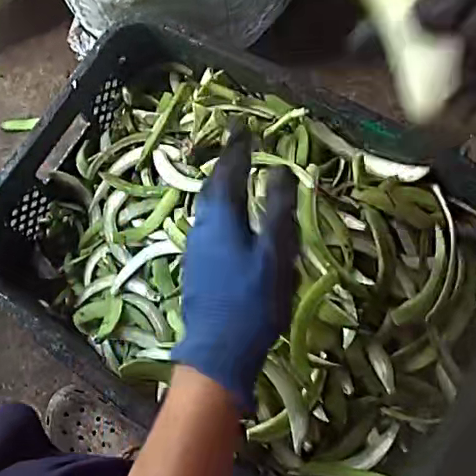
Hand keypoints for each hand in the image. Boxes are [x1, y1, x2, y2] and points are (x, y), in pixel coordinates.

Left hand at [169, 131, 297, 414]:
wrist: (217, 348)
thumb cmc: (252, 301)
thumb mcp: (275, 254)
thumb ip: (278, 211)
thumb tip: (280, 171)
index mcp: (222, 216)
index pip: (229, 170)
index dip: (238, 148)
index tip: (243, 127)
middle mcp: (202, 224)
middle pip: (213, 185)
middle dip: (227, 164)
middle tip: (240, 147)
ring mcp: (195, 245)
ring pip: (208, 205)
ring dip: (222, 186)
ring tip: (235, 176)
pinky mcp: (196, 264)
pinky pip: (208, 223)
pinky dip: (221, 209)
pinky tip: (229, 219)